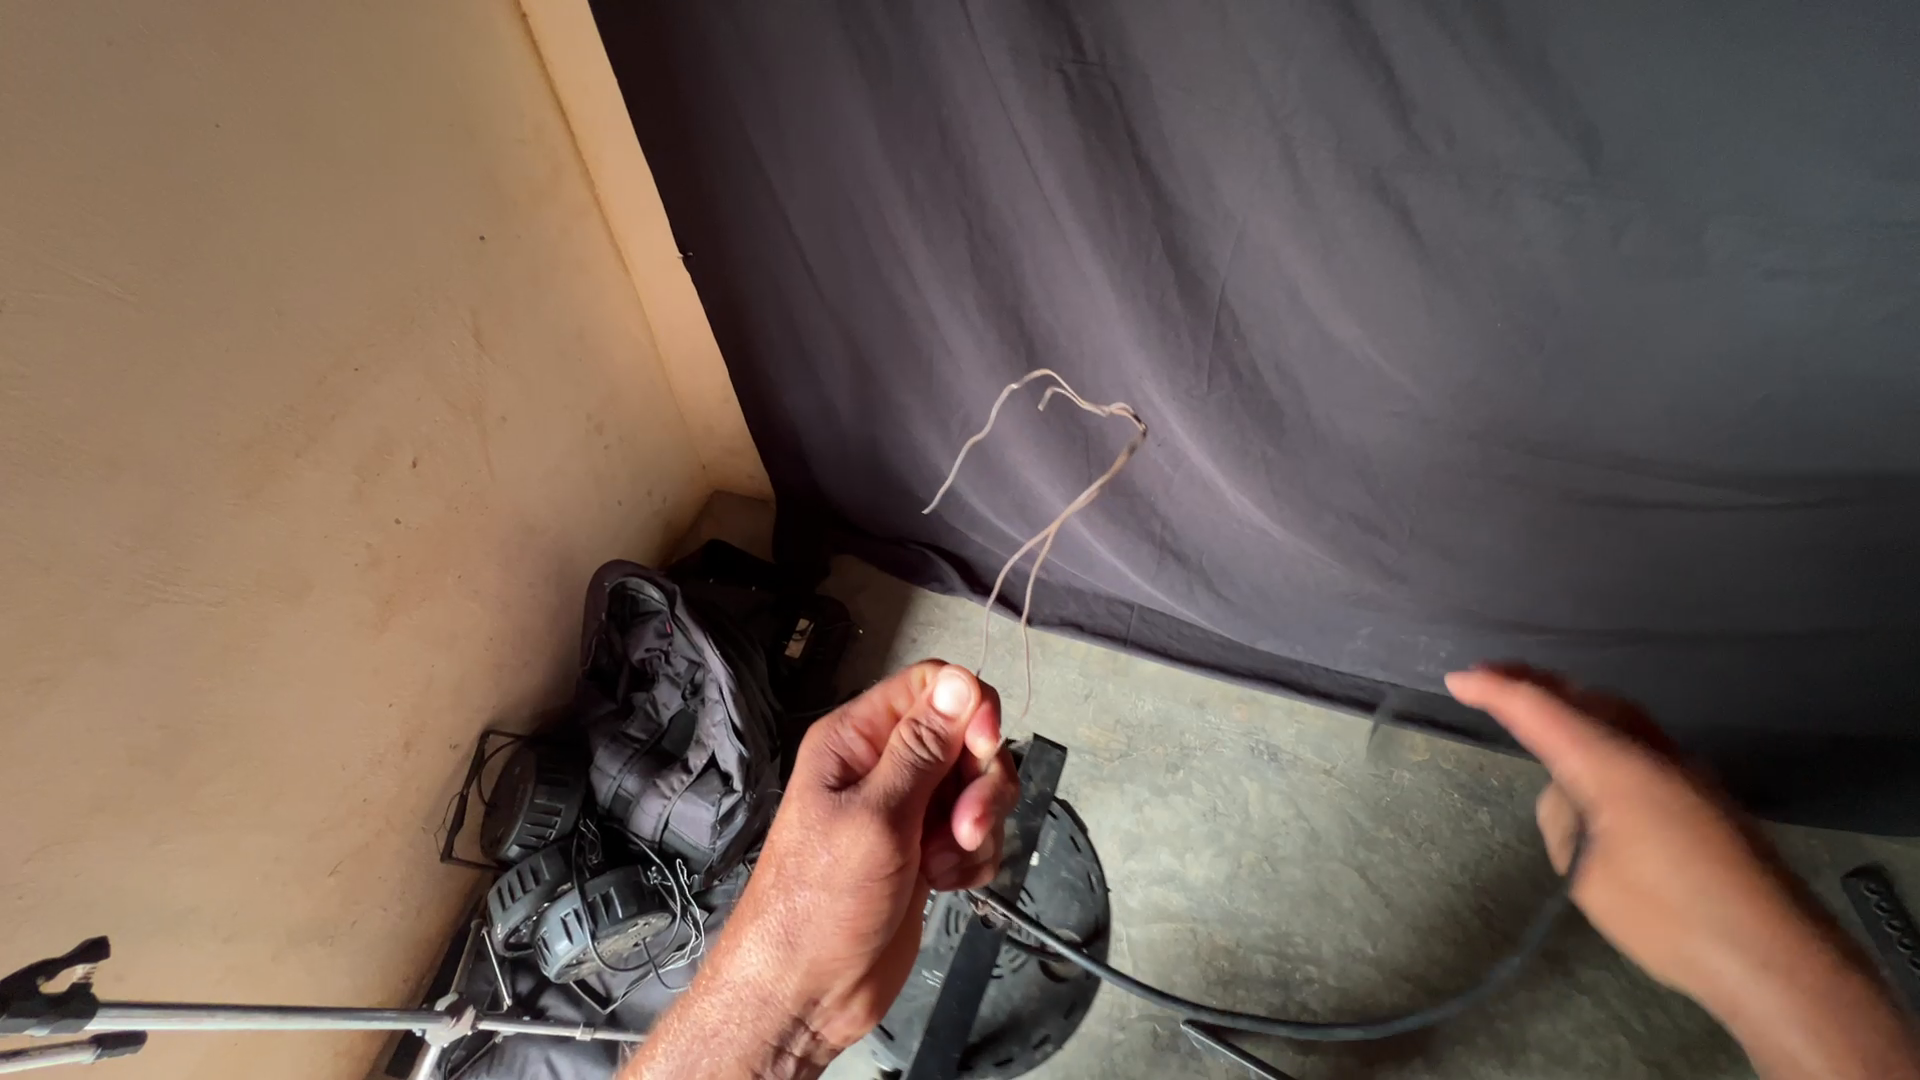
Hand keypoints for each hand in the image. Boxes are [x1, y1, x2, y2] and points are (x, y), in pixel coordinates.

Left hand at [625, 661, 1019, 1078]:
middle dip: (979, 779)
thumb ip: (923, 749)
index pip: (931, 686)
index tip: (984, 746)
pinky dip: (974, 857)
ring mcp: (907, 807)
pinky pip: (977, 831)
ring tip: (946, 862)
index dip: (969, 707)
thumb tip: (958, 681)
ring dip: (979, 824)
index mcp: (857, 738)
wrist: (805, 998)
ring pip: (976, 785)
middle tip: (965, 825)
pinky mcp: (927, 847)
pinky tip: (947, 881)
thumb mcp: (876, 818)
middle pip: (965, 735)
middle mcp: (883, 764)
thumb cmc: (817, 907)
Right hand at [1447, 665, 1919, 1078]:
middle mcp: (1652, 755)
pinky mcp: (1703, 795)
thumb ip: (1565, 814)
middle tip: (1485, 676)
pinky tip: (1587, 744)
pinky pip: (1637, 736)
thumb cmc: (1664, 916)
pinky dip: (1597, 722)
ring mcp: (1685, 772)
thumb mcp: (1582, 870)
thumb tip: (1572, 792)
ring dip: (1568, 698)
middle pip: (1584, 696)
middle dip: (1531, 680)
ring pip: (1617, 712)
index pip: (1540, 709)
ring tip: (1530, 701)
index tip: (1455, 680)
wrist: (1780, 965)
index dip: (1493, 690)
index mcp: (1614, 767)